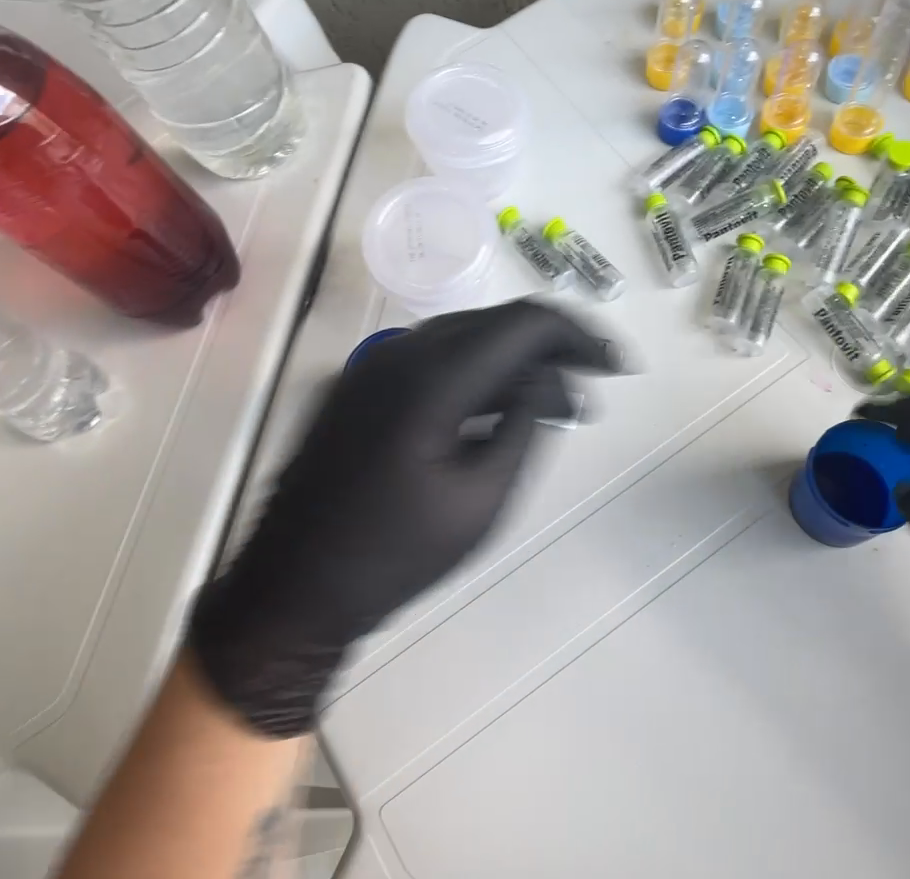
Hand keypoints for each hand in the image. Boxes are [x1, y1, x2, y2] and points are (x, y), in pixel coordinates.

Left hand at [188, 301, 619, 736]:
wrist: (294, 586)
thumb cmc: (397, 555)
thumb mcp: (483, 498)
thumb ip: (527, 425)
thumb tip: (552, 379)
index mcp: (435, 376)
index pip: (526, 323)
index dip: (579, 337)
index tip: (615, 369)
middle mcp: (400, 352)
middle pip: (496, 323)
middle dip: (552, 350)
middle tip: (589, 394)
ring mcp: (373, 367)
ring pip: (464, 339)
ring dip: (514, 364)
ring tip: (554, 409)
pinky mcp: (359, 386)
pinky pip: (431, 361)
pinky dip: (475, 375)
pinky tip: (496, 411)